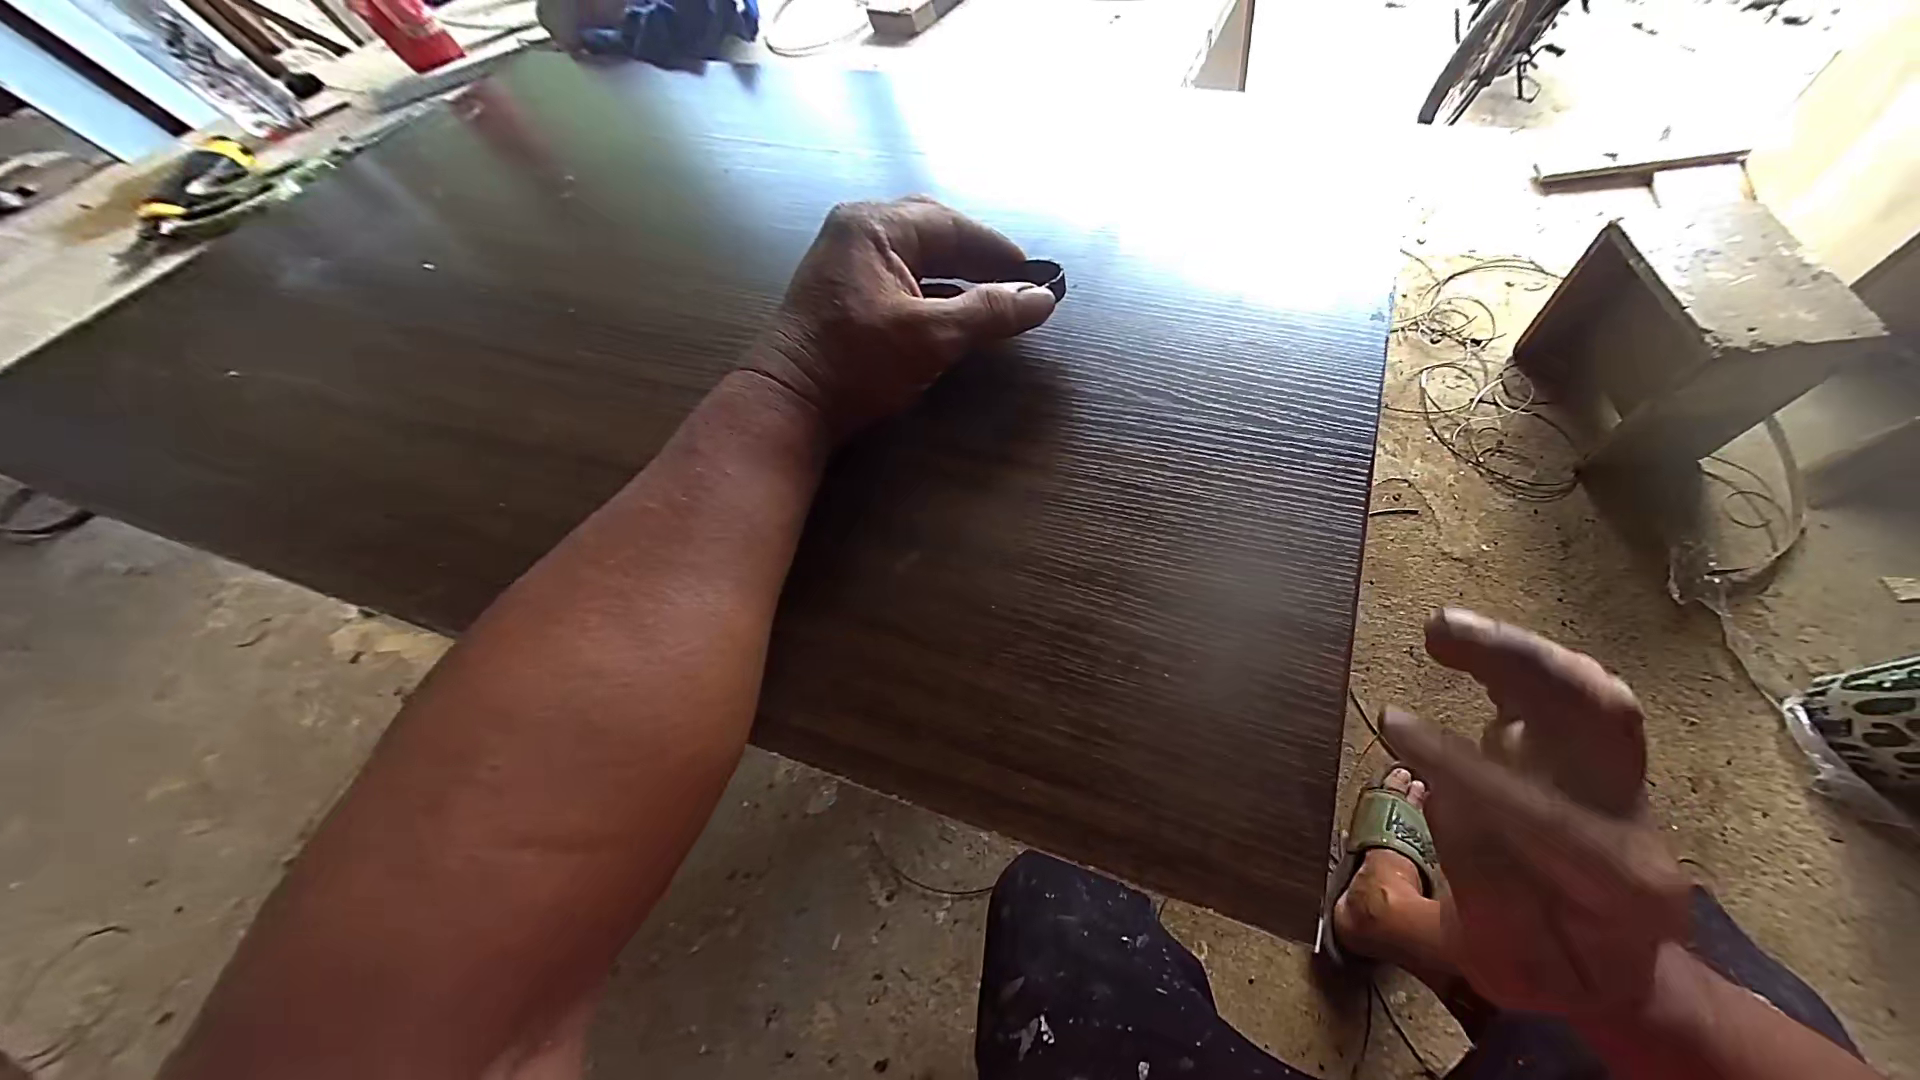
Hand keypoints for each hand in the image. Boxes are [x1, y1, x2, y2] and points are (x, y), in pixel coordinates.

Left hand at [748, 196, 1057, 436]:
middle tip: (1014, 281)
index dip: (997, 249)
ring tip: (993, 299)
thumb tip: (1043, 299)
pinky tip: (953, 314)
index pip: (951, 224)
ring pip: (916, 260)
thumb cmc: (856, 364)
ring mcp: (846, 264)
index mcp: (874, 227)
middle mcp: (857, 234)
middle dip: (977, 257)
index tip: (1034, 274)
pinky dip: (932, 294)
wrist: (790, 405)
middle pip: (932, 234)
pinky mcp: (843, 296)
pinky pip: (900, 282)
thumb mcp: (930, 337)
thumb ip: (988, 313)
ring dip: (956, 277)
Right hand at [1384, 609, 1692, 1021]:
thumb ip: (1467, 889)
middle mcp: (1632, 818)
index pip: (1544, 813)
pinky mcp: (1589, 753)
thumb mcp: (1495, 963)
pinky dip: (1515, 655)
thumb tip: (1436, 800)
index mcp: (1615, 883)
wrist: (1615, 961)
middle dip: (1522, 666)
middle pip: (1601, 723)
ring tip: (1441, 624)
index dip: (1463, 764)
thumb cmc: (1546, 964)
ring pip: (1589, 693)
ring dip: (1516, 649)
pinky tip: (1459, 636)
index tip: (1391, 723)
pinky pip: (1568, 690)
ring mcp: (1618, 779)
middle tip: (1439, 631)